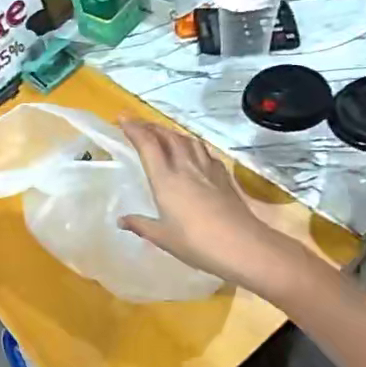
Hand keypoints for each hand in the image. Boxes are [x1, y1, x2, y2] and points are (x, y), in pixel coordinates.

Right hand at [116, 119, 312, 291]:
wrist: (243, 246)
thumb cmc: (196, 242)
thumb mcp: (161, 237)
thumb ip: (140, 225)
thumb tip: (121, 221)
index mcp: (166, 180)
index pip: (148, 145)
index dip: (134, 129)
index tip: (122, 119)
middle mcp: (186, 168)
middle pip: (168, 137)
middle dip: (151, 126)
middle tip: (137, 123)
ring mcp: (208, 170)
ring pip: (188, 141)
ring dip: (171, 132)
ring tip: (161, 132)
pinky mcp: (224, 177)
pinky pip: (204, 152)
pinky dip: (191, 144)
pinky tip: (191, 151)